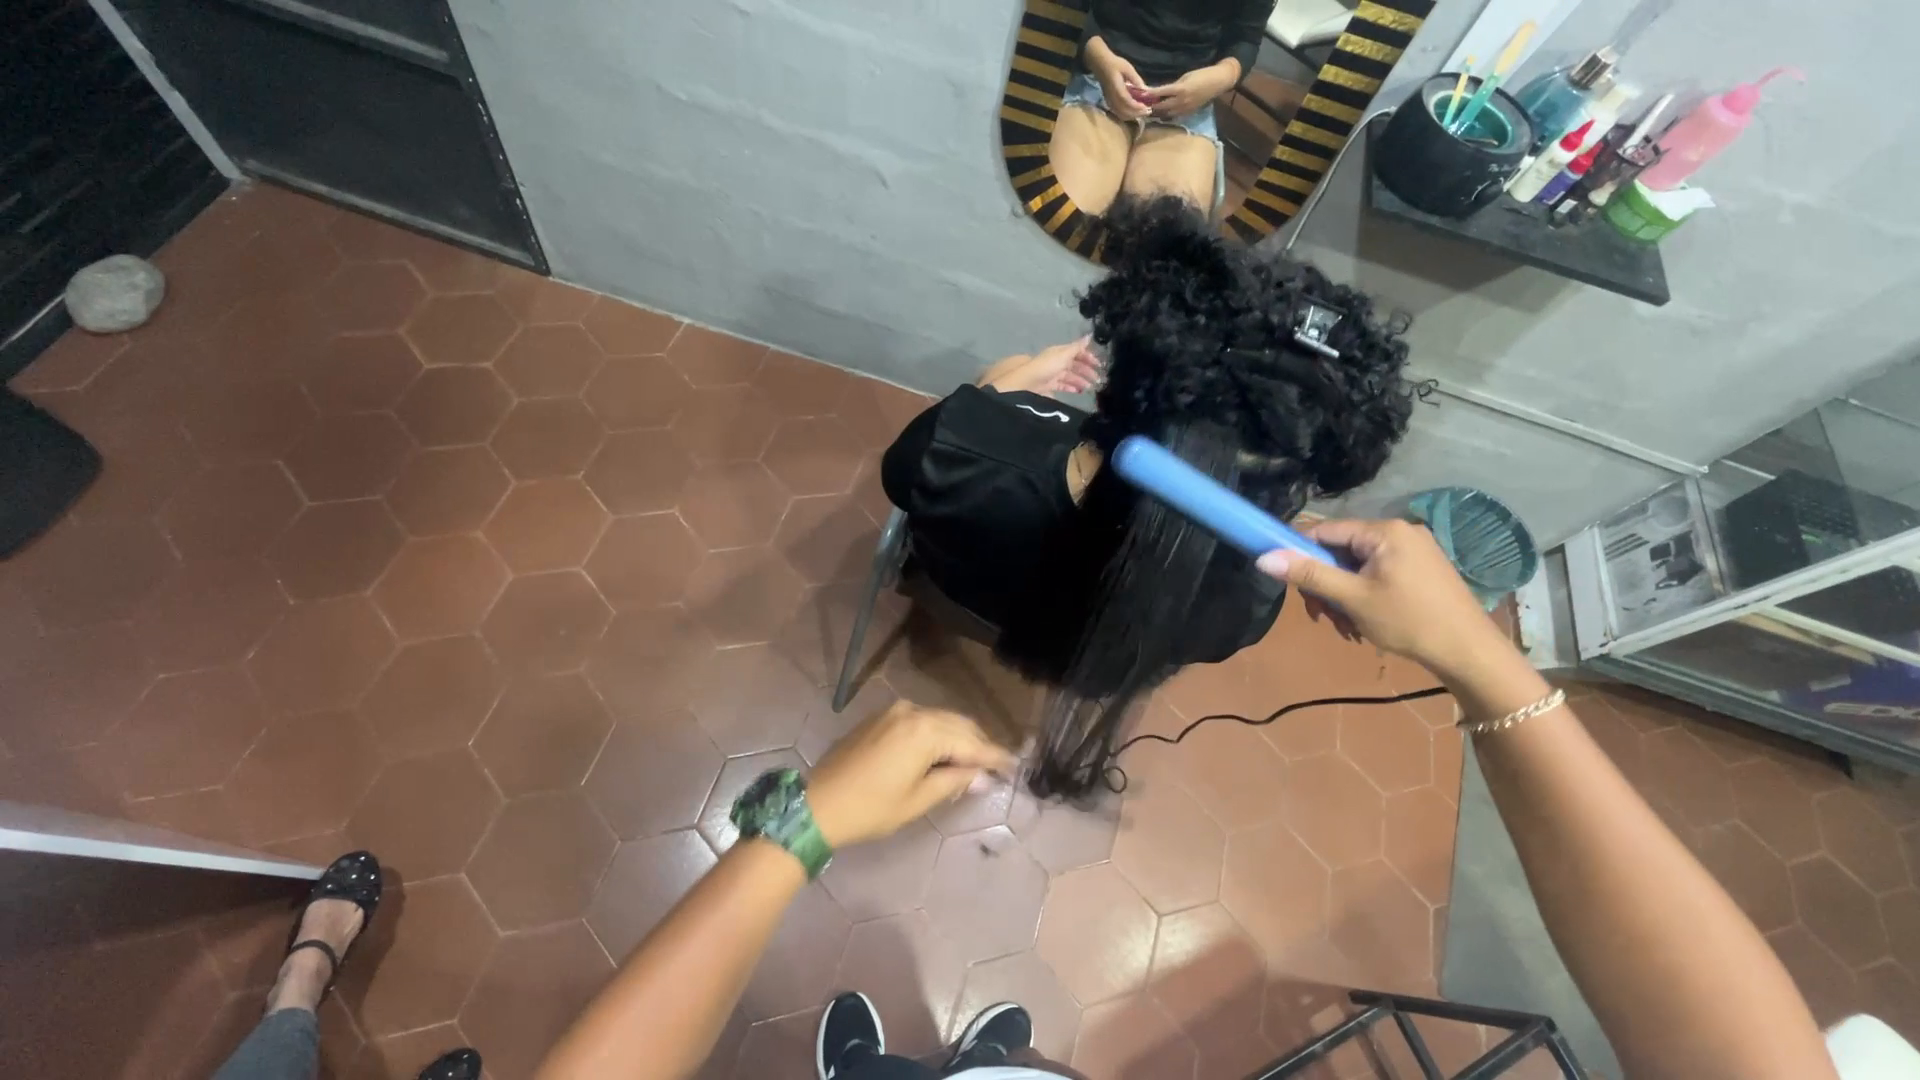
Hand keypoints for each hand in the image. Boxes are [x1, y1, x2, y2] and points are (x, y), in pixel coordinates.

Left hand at [806, 702, 1016, 848]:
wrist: (817, 804)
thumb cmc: (870, 808)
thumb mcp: (917, 800)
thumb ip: (953, 781)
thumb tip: (980, 776)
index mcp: (924, 731)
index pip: (971, 743)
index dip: (994, 756)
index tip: (1014, 766)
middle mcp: (913, 712)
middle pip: (958, 725)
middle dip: (979, 744)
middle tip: (998, 765)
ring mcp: (895, 711)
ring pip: (940, 720)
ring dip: (959, 737)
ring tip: (976, 760)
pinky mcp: (881, 718)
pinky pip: (921, 720)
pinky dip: (938, 734)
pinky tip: (945, 751)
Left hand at [978, 336, 1103, 396]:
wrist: (1027, 383)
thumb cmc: (1046, 366)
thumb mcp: (1064, 354)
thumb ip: (1077, 347)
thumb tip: (1090, 335)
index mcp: (1060, 352)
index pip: (1078, 352)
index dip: (1089, 357)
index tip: (1100, 365)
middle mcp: (1057, 361)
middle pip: (1074, 365)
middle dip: (1087, 371)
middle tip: (1098, 380)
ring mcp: (1053, 374)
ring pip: (1070, 376)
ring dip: (1081, 381)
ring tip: (1090, 388)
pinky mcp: (1049, 386)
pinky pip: (1063, 386)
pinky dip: (1071, 388)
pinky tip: (1078, 392)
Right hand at [1087, 38, 1151, 120]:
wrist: (1101, 65)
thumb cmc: (1115, 64)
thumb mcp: (1128, 68)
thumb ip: (1136, 80)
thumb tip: (1145, 90)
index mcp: (1117, 89)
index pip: (1128, 102)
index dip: (1137, 107)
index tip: (1147, 107)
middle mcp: (1112, 99)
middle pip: (1125, 112)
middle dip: (1137, 114)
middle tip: (1148, 111)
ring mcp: (1109, 102)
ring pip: (1121, 115)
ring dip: (1132, 116)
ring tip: (1142, 112)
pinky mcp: (1109, 103)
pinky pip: (1118, 113)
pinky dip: (1127, 115)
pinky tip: (1134, 112)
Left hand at [1147, 60, 1238, 118]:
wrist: (1217, 82)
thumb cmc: (1202, 75)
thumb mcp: (1185, 77)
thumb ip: (1173, 86)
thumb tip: (1160, 92)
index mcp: (1179, 89)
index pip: (1160, 93)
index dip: (1149, 94)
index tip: (1140, 95)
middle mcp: (1180, 101)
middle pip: (1160, 106)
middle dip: (1150, 106)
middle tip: (1141, 105)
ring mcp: (1184, 109)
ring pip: (1165, 114)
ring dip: (1157, 112)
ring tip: (1148, 110)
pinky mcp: (1187, 113)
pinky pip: (1173, 116)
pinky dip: (1165, 114)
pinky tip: (1160, 113)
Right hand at [1256, 519, 1503, 674]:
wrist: (1469, 653)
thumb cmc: (1409, 621)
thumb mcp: (1352, 599)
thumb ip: (1308, 575)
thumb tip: (1263, 558)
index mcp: (1383, 531)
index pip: (1324, 531)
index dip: (1300, 555)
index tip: (1292, 586)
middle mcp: (1399, 532)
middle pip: (1340, 551)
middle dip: (1325, 584)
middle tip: (1322, 617)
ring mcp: (1413, 551)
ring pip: (1356, 567)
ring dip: (1342, 597)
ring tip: (1346, 628)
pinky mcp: (1420, 570)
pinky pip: (1376, 575)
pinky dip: (1362, 597)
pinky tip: (1363, 625)